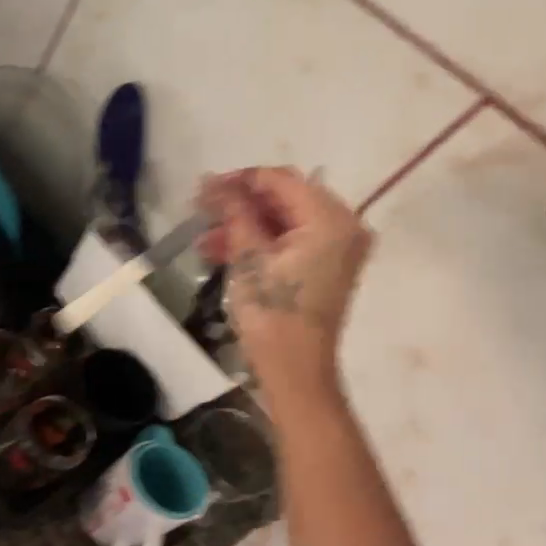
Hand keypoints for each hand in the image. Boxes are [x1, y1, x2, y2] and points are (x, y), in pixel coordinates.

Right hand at [199, 168, 372, 403]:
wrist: (294, 365)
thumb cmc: (271, 310)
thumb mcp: (247, 257)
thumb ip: (234, 213)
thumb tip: (213, 182)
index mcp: (330, 218)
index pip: (281, 180)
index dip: (240, 180)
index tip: (202, 187)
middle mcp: (344, 225)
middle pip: (286, 198)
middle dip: (241, 203)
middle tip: (200, 211)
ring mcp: (338, 247)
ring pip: (285, 220)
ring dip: (246, 224)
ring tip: (205, 239)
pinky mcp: (327, 266)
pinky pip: (292, 240)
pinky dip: (261, 241)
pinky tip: (225, 251)